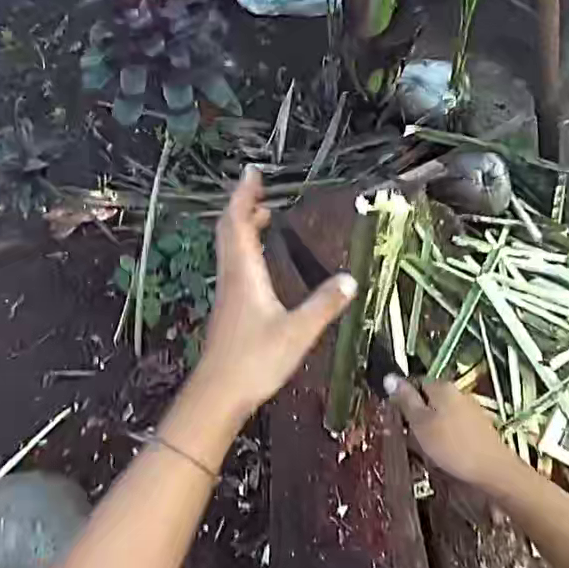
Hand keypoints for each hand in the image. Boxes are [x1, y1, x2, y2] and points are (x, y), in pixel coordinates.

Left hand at [189, 167, 356, 417]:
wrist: (218, 394)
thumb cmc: (255, 361)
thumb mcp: (298, 333)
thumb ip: (324, 305)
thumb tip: (350, 280)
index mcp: (245, 273)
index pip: (239, 223)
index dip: (243, 196)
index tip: (252, 173)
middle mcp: (232, 276)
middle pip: (229, 229)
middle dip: (243, 204)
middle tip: (259, 187)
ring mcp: (228, 291)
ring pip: (229, 246)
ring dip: (243, 224)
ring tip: (264, 213)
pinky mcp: (229, 306)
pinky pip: (233, 262)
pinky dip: (245, 246)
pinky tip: (260, 259)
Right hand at [384, 376, 526, 494]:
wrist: (493, 471)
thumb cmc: (452, 446)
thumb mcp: (420, 423)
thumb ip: (405, 399)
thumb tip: (389, 377)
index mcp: (442, 386)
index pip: (414, 382)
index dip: (403, 400)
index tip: (397, 420)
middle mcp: (457, 392)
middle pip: (428, 399)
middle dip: (417, 417)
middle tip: (410, 438)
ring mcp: (470, 409)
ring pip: (441, 414)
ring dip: (431, 429)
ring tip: (426, 450)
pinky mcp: (479, 427)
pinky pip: (454, 427)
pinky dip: (446, 438)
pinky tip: (445, 454)